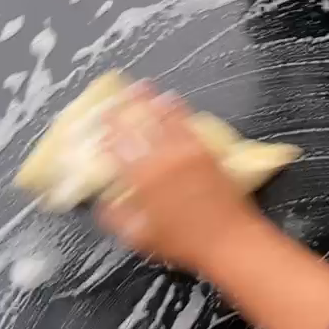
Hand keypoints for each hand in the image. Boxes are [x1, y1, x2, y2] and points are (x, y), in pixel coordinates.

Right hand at [96, 85, 270, 274]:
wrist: (229, 240)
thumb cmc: (182, 242)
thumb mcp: (140, 236)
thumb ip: (117, 216)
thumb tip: (103, 203)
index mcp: (142, 177)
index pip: (117, 144)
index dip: (106, 130)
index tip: (100, 121)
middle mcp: (162, 157)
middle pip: (139, 123)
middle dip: (125, 107)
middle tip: (116, 95)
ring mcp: (186, 150)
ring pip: (163, 117)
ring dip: (150, 100)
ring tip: (141, 86)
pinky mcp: (205, 149)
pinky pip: (187, 121)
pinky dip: (176, 108)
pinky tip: (171, 100)